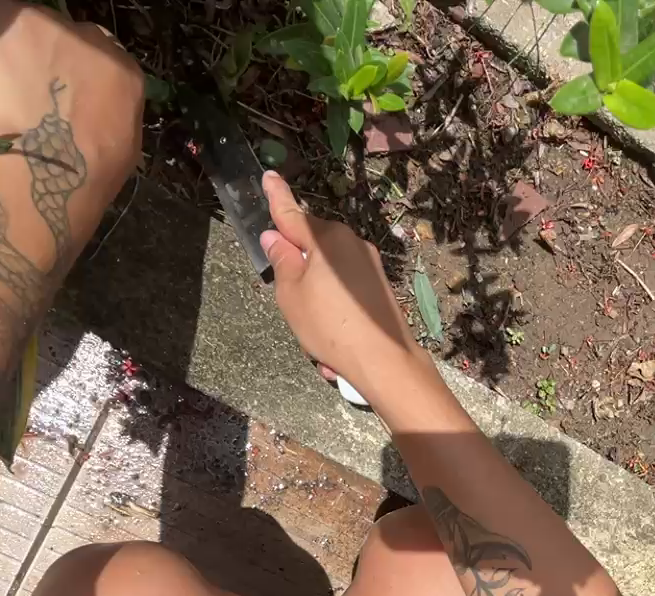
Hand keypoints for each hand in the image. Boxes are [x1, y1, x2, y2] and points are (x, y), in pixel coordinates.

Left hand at [0, 0, 143, 206]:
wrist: (40, 163)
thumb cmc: (89, 173)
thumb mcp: (123, 147)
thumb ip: (113, 111)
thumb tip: (95, 105)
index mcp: (125, 73)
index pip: (105, 57)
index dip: (82, 71)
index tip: (69, 88)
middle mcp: (90, 38)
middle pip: (66, 34)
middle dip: (51, 53)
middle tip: (34, 85)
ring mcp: (45, 23)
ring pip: (24, 25)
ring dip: (15, 47)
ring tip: (2, 80)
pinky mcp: (1, 15)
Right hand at [261, 172, 428, 405]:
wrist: (385, 359)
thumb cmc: (330, 326)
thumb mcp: (291, 294)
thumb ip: (282, 262)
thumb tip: (275, 238)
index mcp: (325, 238)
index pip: (291, 213)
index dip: (276, 197)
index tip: (269, 176)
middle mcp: (351, 243)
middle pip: (313, 245)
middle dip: (300, 267)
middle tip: (293, 301)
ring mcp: (370, 263)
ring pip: (330, 275)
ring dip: (319, 301)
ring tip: (318, 337)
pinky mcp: (381, 286)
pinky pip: (348, 293)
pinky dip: (337, 313)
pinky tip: (336, 345)